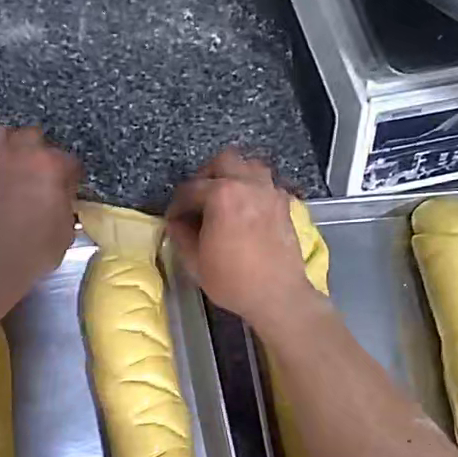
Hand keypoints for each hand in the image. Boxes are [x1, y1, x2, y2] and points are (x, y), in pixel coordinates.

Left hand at [0, 123, 80, 315]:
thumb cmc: (34, 252)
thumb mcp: (65, 232)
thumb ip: (64, 206)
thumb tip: (61, 200)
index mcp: (50, 166)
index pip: (69, 162)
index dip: (70, 176)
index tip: (68, 188)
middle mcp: (19, 154)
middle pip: (32, 135)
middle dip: (38, 150)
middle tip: (38, 172)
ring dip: (4, 143)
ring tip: (7, 160)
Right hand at [166, 149, 326, 335]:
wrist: (277, 295)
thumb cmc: (233, 281)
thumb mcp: (195, 262)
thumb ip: (181, 235)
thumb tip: (176, 222)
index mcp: (222, 195)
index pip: (190, 189)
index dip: (177, 204)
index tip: (173, 218)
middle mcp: (247, 184)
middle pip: (223, 161)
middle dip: (206, 176)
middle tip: (197, 198)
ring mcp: (269, 192)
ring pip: (249, 166)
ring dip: (233, 175)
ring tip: (223, 198)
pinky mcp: (284, 204)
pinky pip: (266, 184)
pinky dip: (253, 189)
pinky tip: (246, 209)